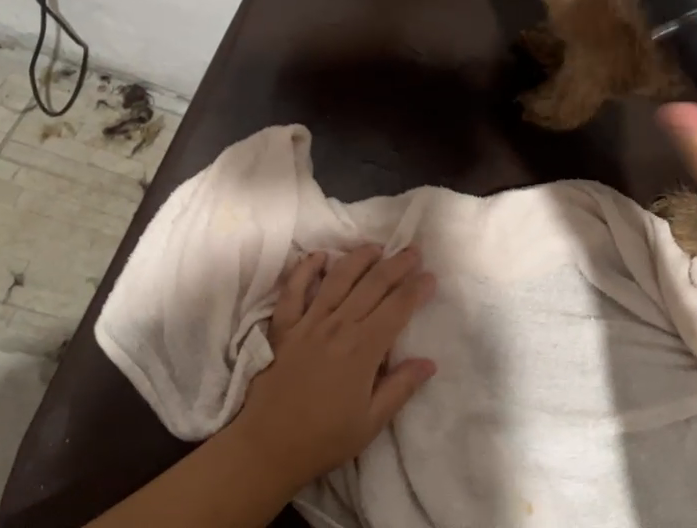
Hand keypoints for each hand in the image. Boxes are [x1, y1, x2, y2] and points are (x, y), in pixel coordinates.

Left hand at [230, 245, 437, 488]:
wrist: (265, 449)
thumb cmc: (324, 439)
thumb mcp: (371, 422)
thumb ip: (401, 388)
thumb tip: (429, 362)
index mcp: (363, 349)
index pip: (398, 307)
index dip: (417, 288)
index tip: (430, 277)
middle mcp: (338, 326)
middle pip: (373, 284)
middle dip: (397, 264)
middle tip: (413, 251)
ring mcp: (308, 323)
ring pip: (338, 278)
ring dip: (359, 258)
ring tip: (376, 247)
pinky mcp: (282, 328)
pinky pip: (293, 290)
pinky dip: (305, 270)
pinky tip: (318, 256)